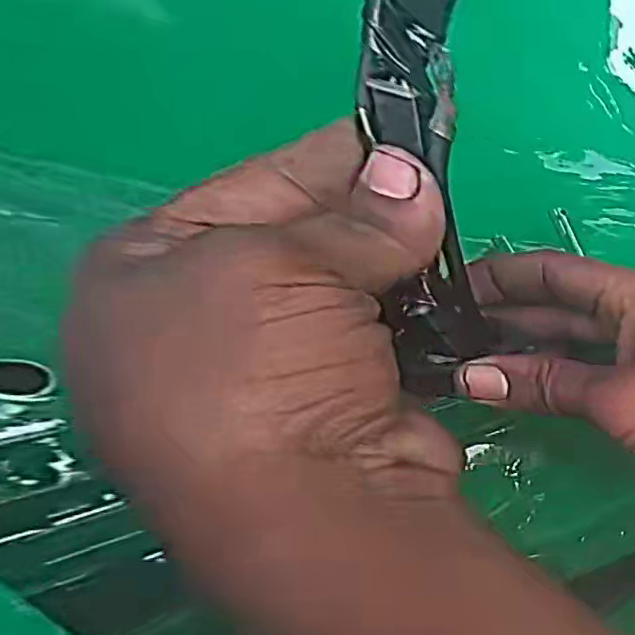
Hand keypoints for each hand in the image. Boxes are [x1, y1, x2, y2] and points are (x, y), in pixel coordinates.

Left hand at [63, 121, 464, 524]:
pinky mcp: (367, 395)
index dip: (337, 158)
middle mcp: (232, 311)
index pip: (265, 184)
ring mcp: (304, 359)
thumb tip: (413, 175)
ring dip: (419, 271)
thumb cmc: (254, 373)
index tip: (402, 135)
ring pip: (376, 291)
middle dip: (387, 215)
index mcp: (167, 263)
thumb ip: (355, 221)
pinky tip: (468, 300)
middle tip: (448, 191)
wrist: (309, 499)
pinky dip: (437, 319)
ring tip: (466, 246)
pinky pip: (408, 337)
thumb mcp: (283, 269)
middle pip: (326, 239)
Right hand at [453, 252, 634, 482]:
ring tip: (467, 358)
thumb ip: (546, 382)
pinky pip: (594, 357)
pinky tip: (521, 381)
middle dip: (506, 315)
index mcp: (632, 294)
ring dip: (529, 345)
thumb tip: (472, 377)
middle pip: (560, 301)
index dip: (499, 277)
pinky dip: (560, 367)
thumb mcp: (614, 397)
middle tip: (442, 334)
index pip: (553, 270)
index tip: (444, 292)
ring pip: (575, 332)